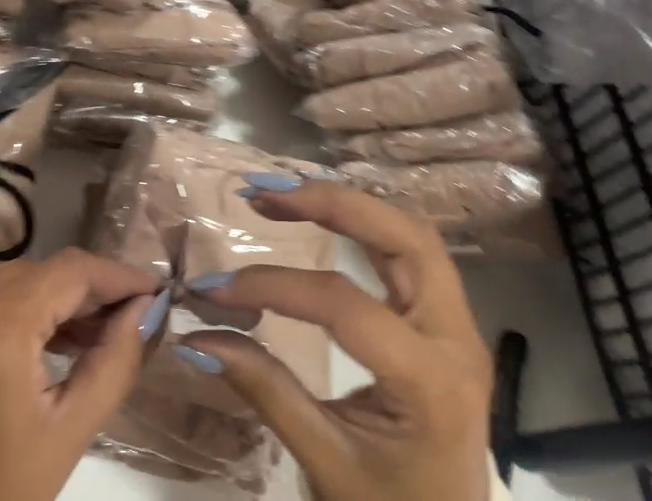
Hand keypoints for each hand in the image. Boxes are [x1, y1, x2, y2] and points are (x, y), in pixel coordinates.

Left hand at [0, 247, 163, 500]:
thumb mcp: (70, 431)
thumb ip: (115, 361)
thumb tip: (145, 308)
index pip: (69, 271)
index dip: (116, 274)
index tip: (153, 289)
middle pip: (37, 272)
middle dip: (83, 291)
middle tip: (122, 320)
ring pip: (4, 278)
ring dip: (45, 296)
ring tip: (80, 334)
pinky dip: (5, 305)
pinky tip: (30, 337)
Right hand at [178, 181, 493, 500]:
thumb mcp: (323, 458)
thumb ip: (263, 388)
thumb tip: (195, 336)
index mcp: (430, 381)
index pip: (344, 304)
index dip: (272, 286)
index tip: (211, 289)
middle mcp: (456, 340)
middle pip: (406, 238)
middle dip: (332, 202)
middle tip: (263, 192)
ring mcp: (456, 329)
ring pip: (412, 237)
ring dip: (349, 205)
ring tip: (283, 193)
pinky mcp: (442, 327)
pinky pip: (409, 257)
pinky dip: (363, 227)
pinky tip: (320, 219)